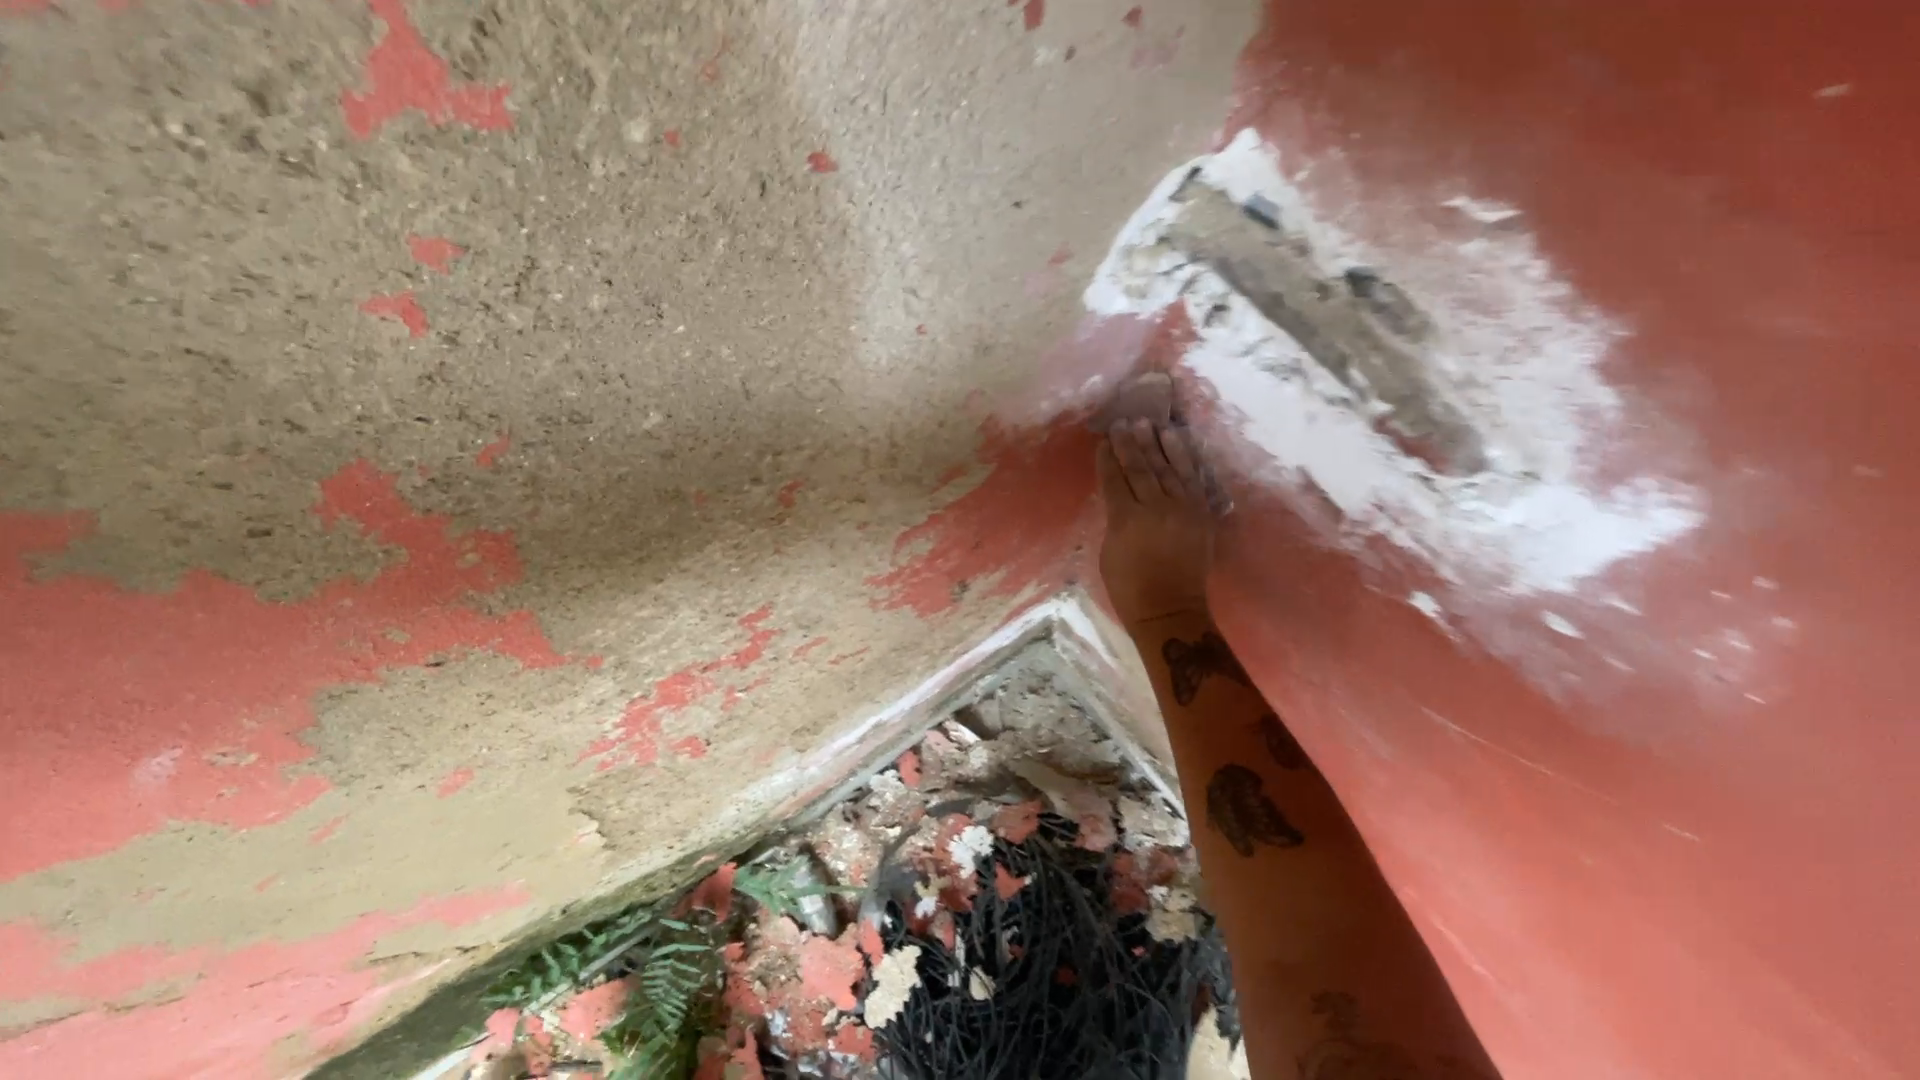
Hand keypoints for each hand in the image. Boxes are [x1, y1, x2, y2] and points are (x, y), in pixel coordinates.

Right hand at [1097, 415, 1215, 625]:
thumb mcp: (1109, 553)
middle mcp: (1156, 507)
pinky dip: (1184, 457)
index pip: (1115, 480)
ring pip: (1168, 468)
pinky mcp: (1201, 513)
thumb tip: (1121, 498)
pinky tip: (1176, 441)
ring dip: (1157, 443)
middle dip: (1130, 444)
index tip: (1104, 440)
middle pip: (1141, 468)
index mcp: (1126, 519)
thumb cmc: (1130, 589)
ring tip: (1149, 423)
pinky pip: (1192, 478)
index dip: (1108, 459)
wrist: (1172, 609)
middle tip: (1123, 422)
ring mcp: (1183, 508)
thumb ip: (1115, 520)